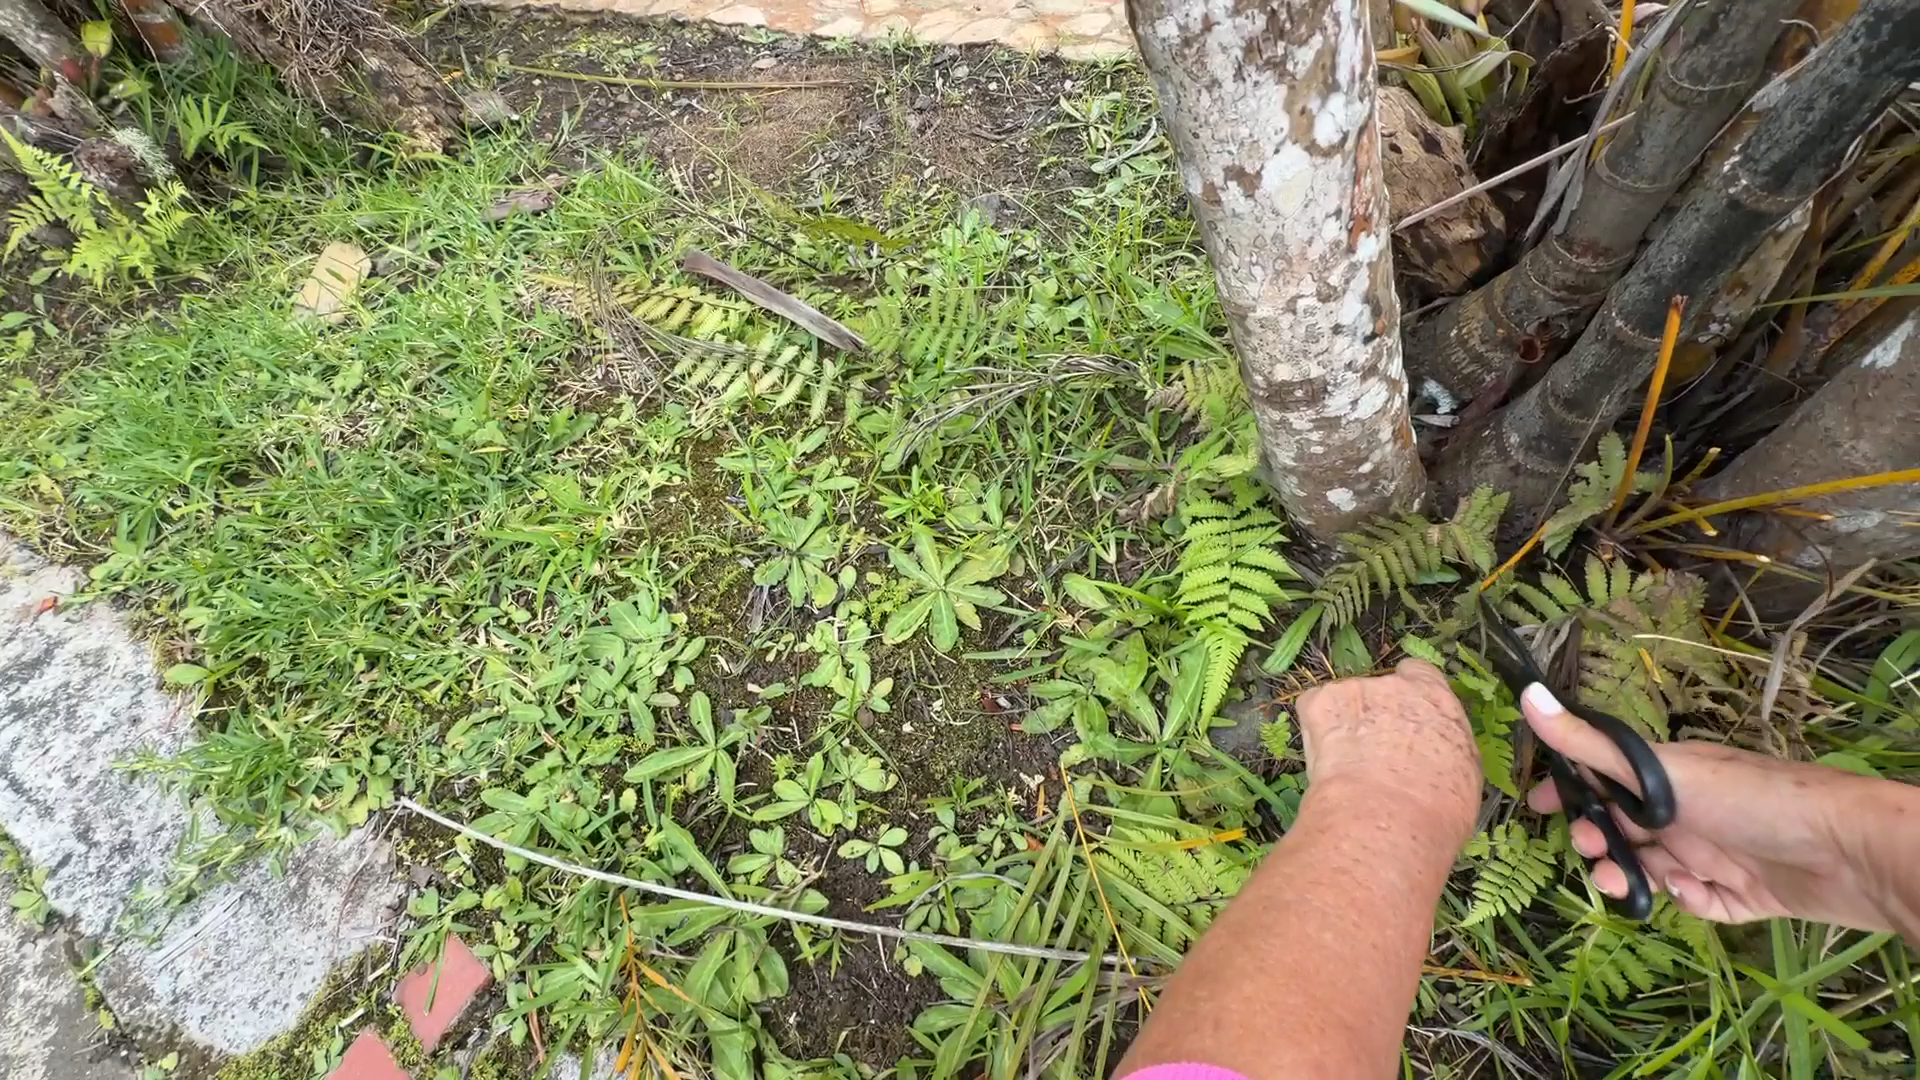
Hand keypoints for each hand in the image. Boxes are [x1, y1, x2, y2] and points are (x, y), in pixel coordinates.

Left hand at [1295, 659, 1480, 844]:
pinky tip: (1327, 758)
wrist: (1386, 813)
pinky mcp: (1317, 701)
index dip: (1407, 694)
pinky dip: (1316, 728)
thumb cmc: (1435, 808)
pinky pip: (1314, 708)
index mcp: (1436, 698)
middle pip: (1377, 691)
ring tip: (1347, 762)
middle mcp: (1394, 685)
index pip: (1419, 674)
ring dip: (1343, 722)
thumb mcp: (1460, 770)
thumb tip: (1427, 748)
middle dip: (1372, 713)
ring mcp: (1352, 688)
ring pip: (1343, 701)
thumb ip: (1439, 742)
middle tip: (1370, 750)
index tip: (1400, 716)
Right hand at [1522, 683, 1901, 929]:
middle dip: (1594, 839)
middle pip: (1618, 827)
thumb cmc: (1745, 799)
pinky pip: (1698, 901)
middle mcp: (1680, 812)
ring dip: (1628, 876)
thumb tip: (1526, 692)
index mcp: (1659, 779)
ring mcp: (1710, 853)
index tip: (1541, 807)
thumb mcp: (1655, 769)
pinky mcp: (1740, 893)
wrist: (1851, 853)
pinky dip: (1688, 901)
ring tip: (1621, 885)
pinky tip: (1692, 894)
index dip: (1567, 791)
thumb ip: (1586, 743)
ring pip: (1649, 867)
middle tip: (1589, 850)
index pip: (1597, 779)